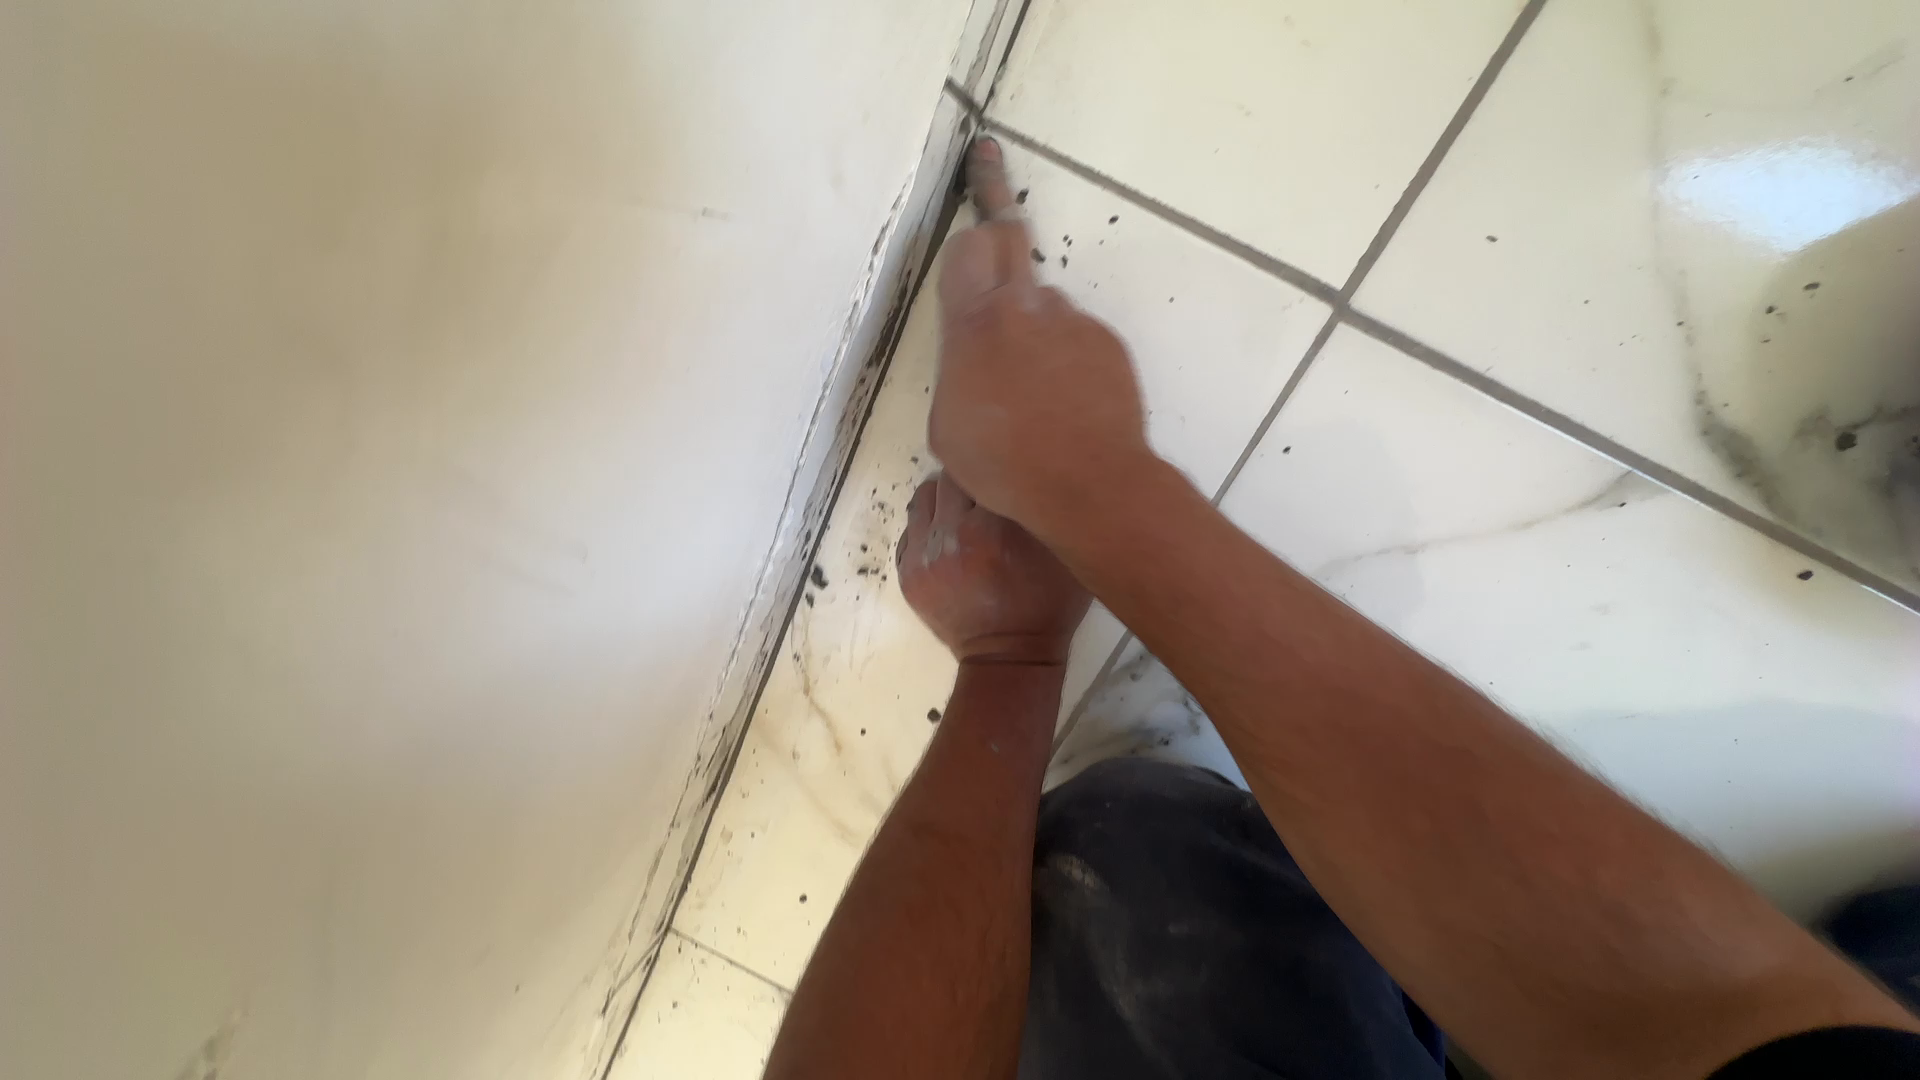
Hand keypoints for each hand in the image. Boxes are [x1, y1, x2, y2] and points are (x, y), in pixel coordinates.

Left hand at [896, 472, 1090, 664]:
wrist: (1008, 657)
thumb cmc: (1047, 604)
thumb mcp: (1064, 553)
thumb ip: (1046, 509)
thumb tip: (1031, 470)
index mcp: (992, 528)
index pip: (982, 466)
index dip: (998, 464)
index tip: (1009, 472)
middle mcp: (951, 534)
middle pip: (948, 477)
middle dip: (969, 477)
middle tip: (988, 491)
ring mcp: (922, 555)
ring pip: (923, 498)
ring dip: (943, 498)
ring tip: (964, 512)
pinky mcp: (907, 574)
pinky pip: (910, 530)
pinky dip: (928, 526)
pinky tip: (949, 540)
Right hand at [931, 138, 1154, 543]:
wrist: (1088, 484)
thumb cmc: (1003, 464)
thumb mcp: (947, 426)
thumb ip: (957, 373)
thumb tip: (975, 359)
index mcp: (976, 327)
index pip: (967, 249)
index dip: (964, 227)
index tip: (969, 189)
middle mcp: (1027, 309)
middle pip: (1010, 237)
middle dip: (996, 204)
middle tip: (991, 172)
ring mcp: (1074, 323)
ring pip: (1045, 301)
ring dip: (1033, 322)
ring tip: (1034, 384)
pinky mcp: (1108, 344)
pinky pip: (1078, 335)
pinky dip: (1067, 354)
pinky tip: (1066, 399)